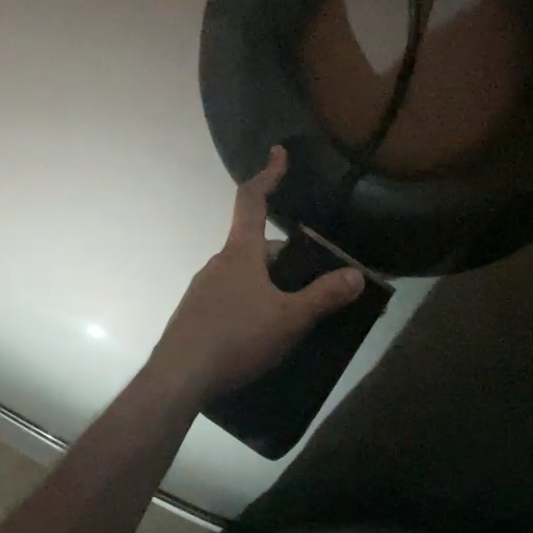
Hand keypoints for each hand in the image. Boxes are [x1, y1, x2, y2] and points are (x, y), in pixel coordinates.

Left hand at [148, 146, 365, 405]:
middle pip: (257, 245)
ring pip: (245, 274)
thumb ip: (323, 296)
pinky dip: (252, 304)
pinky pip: (231, 298)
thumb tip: (356, 275)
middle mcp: (219, 262)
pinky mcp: (196, 316)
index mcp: (240, 252)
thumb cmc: (235, 338)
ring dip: (269, 283)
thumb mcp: (289, 319)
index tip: (279, 152)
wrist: (176, 380)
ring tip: (295, 311)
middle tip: (316, 277)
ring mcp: (204, 289)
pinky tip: (263, 334)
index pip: (253, 199)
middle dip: (287, 256)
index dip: (269, 173)